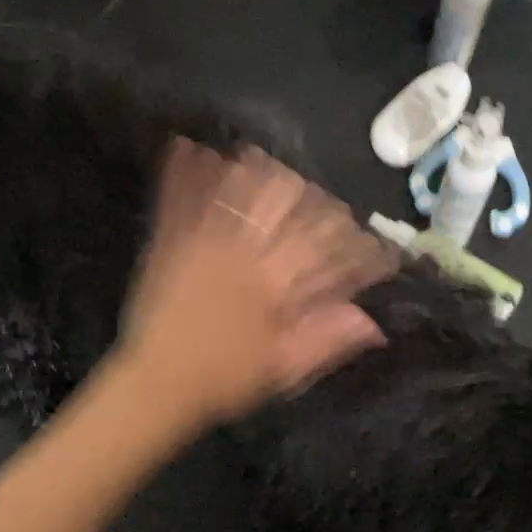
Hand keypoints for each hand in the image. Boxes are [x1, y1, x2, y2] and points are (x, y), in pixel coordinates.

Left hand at [116, 138, 391, 423]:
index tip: (371, 244)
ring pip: (237, 192)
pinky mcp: (170, 245)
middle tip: (326, 202)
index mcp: (273, 285)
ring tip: (274, 161)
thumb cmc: (225, 381)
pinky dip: (186, 171)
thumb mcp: (283, 369)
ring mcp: (204, 243)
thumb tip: (373, 323)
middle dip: (312, 199)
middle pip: (285, 206)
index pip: (324, 248)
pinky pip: (178, 199)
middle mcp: (243, 253)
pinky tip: (193, 146)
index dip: (353, 243)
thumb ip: (327, 340)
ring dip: (257, 173)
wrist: (158, 385)